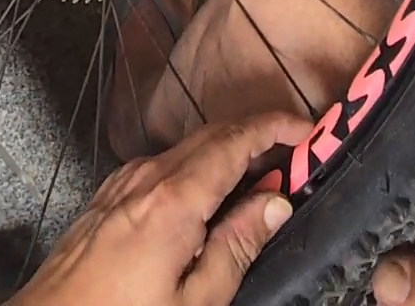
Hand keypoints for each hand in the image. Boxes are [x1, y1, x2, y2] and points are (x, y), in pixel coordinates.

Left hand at [11, 112, 310, 305]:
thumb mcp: (193, 305)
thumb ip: (236, 248)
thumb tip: (276, 201)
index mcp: (174, 198)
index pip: (234, 141)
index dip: (274, 126)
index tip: (307, 128)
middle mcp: (148, 176)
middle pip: (212, 135)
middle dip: (255, 134)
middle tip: (293, 152)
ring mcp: (122, 182)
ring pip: (186, 148)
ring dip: (225, 150)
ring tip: (258, 173)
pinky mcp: (107, 196)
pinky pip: (162, 165)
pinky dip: (195, 165)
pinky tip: (205, 193)